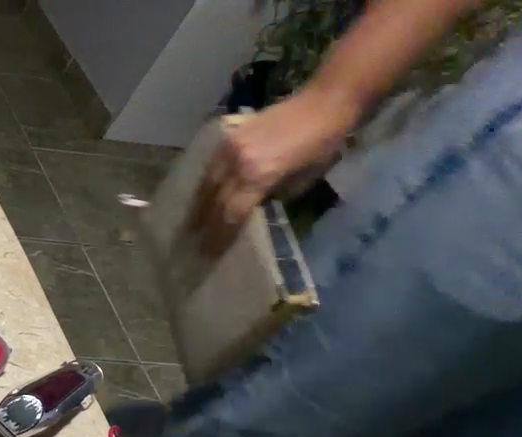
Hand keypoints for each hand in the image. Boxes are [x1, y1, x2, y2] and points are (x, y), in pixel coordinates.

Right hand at [194, 90, 359, 254]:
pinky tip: (205, 194)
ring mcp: (230, 149)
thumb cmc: (326, 140)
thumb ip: (274, 195)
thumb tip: (253, 209)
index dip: (220, 236)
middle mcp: (239, 164)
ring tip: (193, 222)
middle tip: (194, 242)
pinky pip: (211, 167)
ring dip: (199, 206)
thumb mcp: (305, 177)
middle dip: (204, 224)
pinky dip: (206, 184)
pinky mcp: (229, 138)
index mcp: (260, 176)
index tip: (210, 252)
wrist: (328, 98)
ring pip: (206, 184)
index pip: (232, 214)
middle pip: (214, 202)